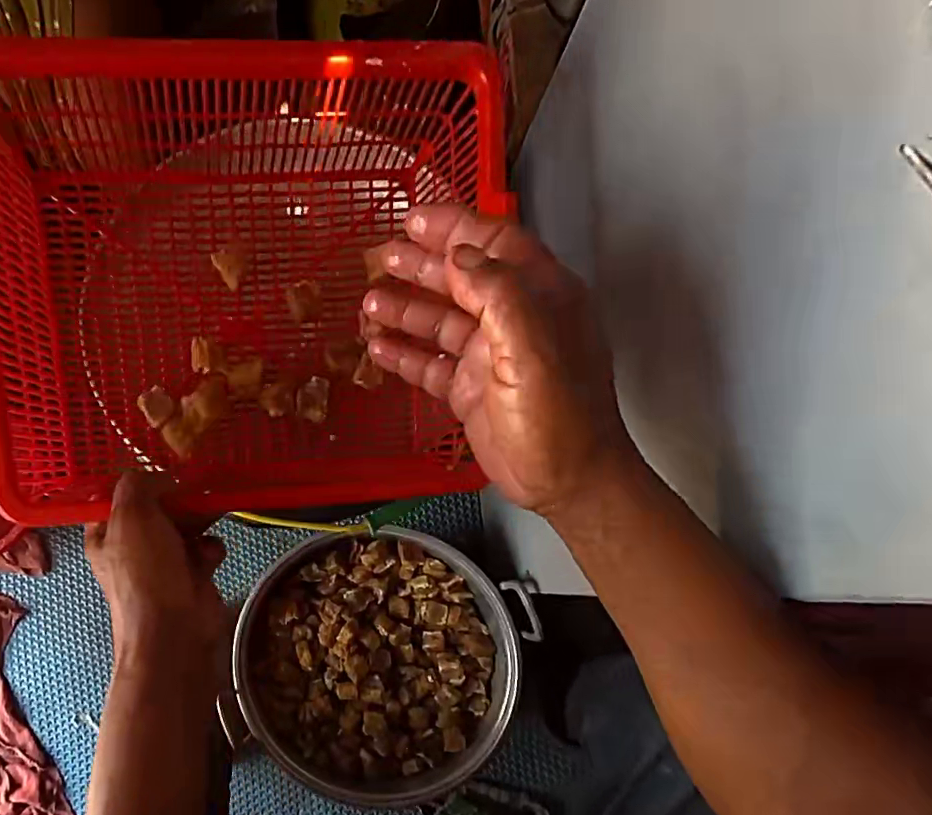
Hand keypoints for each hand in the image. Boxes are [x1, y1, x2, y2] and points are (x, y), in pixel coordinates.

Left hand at [86, 472, 227, 665]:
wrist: (174, 631)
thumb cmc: (144, 571)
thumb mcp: (131, 516)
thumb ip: (137, 486)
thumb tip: (157, 479)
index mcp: (104, 535)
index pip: (114, 499)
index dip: (134, 484)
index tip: (155, 470)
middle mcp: (130, 548)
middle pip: (154, 509)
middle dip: (174, 500)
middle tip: (189, 489)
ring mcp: (161, 563)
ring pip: (183, 525)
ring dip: (196, 521)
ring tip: (204, 521)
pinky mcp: (190, 575)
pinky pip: (203, 548)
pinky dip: (209, 548)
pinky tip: (209, 556)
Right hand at [359, 205, 639, 517]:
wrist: (563, 478)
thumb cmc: (558, 418)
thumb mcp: (532, 350)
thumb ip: (500, 297)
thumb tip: (461, 257)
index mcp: (539, 300)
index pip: (495, 247)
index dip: (456, 228)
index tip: (415, 218)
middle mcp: (512, 321)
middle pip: (461, 280)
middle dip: (422, 264)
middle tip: (383, 256)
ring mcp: (487, 356)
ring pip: (439, 321)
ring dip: (404, 309)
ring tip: (368, 302)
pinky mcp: (467, 388)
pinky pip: (429, 363)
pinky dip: (403, 353)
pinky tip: (377, 348)